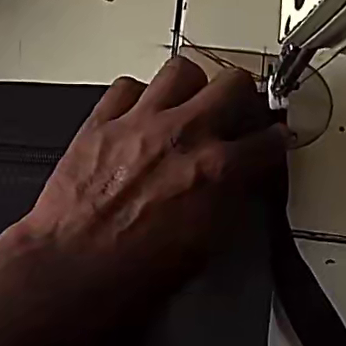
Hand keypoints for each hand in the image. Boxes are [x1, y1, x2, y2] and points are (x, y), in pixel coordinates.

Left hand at [0, 57, 289, 322]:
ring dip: (190, 87)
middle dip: (240, 98)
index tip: (270, 145)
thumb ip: (225, 206)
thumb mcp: (201, 251)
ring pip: (181, 70)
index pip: (267, 141)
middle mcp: (182, 136)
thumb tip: (233, 191)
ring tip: (185, 106)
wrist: (71, 272)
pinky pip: (126, 86)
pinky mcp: (99, 124)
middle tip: (233, 113)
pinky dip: (137, 97)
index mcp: (215, 172)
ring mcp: (139, 124)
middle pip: (233, 84)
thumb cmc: (128, 275)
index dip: (274, 143)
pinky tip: (137, 115)